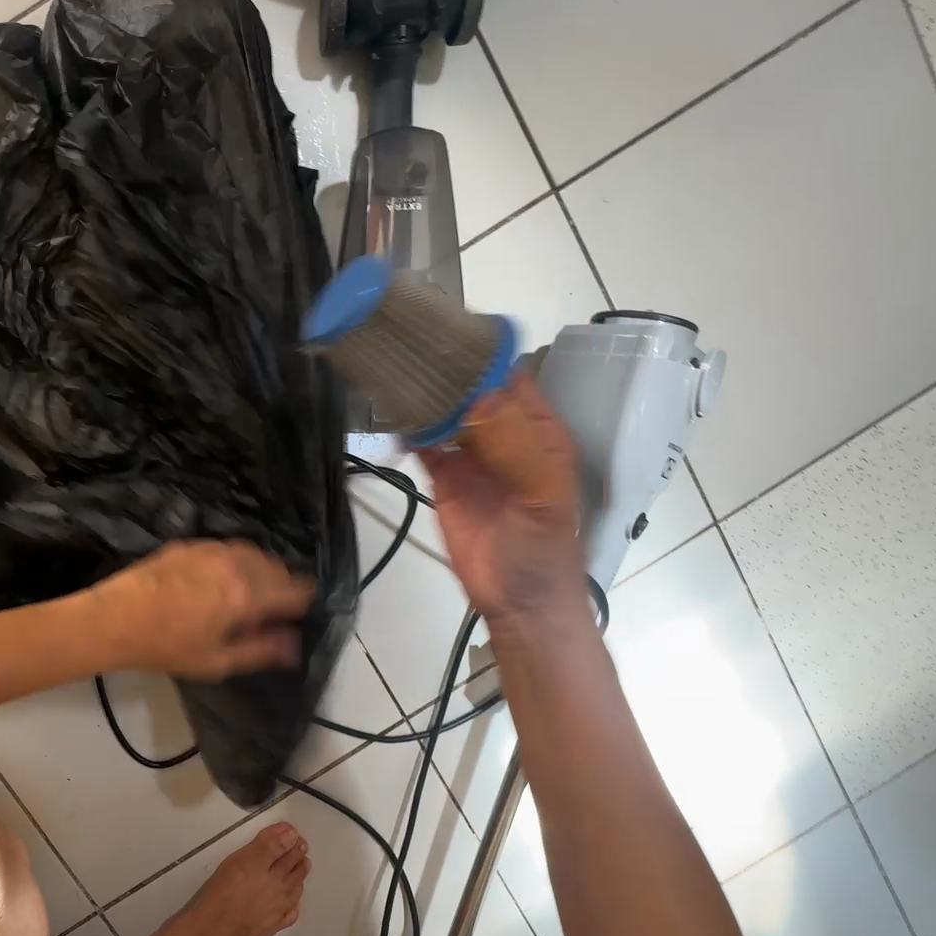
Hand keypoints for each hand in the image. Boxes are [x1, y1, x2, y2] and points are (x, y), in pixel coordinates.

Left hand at [84, 541, 315, 679]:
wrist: (113, 619)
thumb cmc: (167, 646)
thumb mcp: (218, 660)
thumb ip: (262, 650)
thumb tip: (296, 646)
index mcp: (248, 593)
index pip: (298, 589)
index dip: (304, 604)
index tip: (297, 618)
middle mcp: (236, 563)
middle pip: (279, 568)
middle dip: (282, 589)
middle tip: (270, 614)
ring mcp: (212, 548)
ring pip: (254, 554)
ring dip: (260, 573)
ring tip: (246, 598)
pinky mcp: (191, 543)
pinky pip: (228, 548)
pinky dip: (236, 562)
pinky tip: (219, 582)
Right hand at [417, 372, 585, 632]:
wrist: (517, 601)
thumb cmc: (542, 547)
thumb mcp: (540, 492)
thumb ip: (512, 443)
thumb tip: (476, 394)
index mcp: (537, 429)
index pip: (511, 377)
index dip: (485, 355)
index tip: (449, 333)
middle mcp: (503, 434)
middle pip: (472, 391)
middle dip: (447, 371)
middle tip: (408, 346)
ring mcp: (471, 456)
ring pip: (446, 414)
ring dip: (426, 397)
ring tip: (395, 373)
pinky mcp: (443, 479)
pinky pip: (425, 445)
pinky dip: (410, 431)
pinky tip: (393, 416)